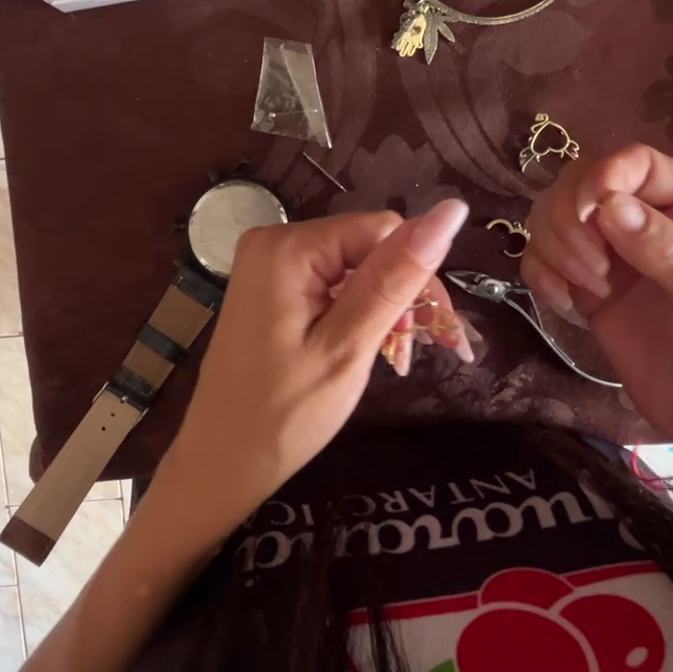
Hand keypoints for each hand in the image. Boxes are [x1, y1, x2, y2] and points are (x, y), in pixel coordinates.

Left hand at [156, 201, 471, 528]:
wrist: (223, 460)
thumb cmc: (285, 413)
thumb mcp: (349, 344)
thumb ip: (396, 276)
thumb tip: (450, 211)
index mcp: (289, 247)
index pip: (383, 229)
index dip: (416, 273)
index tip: (434, 331)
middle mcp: (274, 242)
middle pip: (368, 247)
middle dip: (402, 296)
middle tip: (419, 354)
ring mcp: (268, 267)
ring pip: (354, 269)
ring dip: (384, 311)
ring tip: (397, 361)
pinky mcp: (270, 291)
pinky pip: (330, 287)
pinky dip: (357, 317)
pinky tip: (371, 350)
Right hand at [520, 144, 672, 509]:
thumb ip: (669, 253)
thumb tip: (608, 206)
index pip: (636, 164)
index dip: (602, 181)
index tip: (589, 219)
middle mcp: (656, 218)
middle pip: (582, 185)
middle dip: (571, 222)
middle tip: (592, 274)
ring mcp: (618, 254)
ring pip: (555, 218)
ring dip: (555, 250)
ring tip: (587, 293)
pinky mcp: (589, 289)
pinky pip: (543, 260)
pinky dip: (543, 277)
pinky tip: (569, 308)